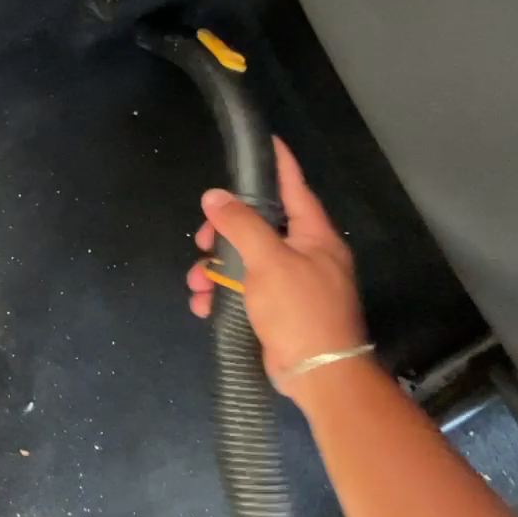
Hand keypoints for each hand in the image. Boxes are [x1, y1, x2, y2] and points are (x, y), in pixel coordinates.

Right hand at [186, 138, 366, 399]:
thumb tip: (214, 196)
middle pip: (257, 225)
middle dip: (222, 231)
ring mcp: (291, 283)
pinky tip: (204, 305)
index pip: (294, 186)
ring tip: (197, 283)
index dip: (278, 162)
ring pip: (243, 259)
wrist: (320, 378)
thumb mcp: (267, 260)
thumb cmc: (301, 311)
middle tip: (203, 239)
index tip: (265, 139)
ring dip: (214, 269)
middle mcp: (305, 254)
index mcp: (313, 236)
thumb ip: (240, 224)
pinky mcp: (277, 309)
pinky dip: (221, 295)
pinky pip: (242, 290)